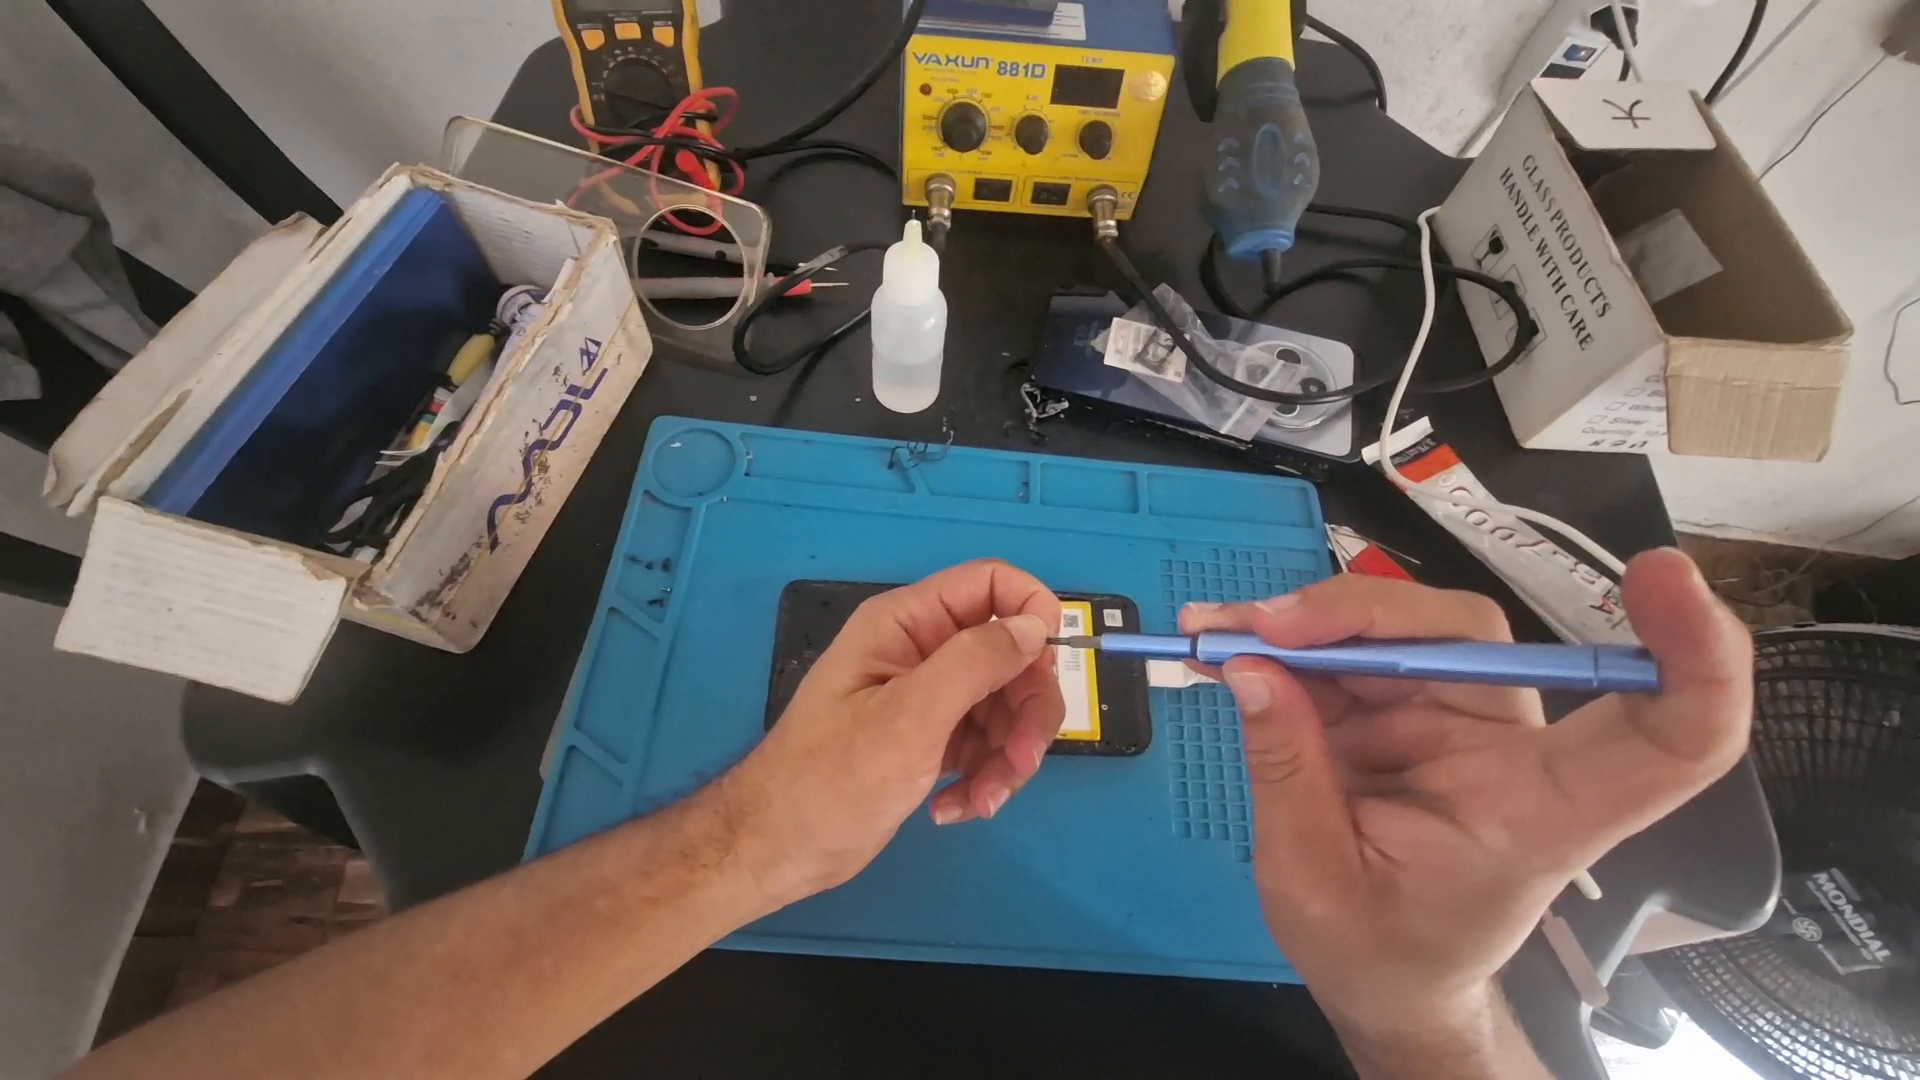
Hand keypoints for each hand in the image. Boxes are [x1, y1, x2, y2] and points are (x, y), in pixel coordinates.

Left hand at [719, 560, 1065, 910]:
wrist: (781, 849)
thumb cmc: (832, 778)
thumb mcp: (909, 718)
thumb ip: (974, 662)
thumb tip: (1035, 624)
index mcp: (909, 624)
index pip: (990, 584)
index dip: (1031, 612)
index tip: (1050, 665)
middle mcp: (925, 650)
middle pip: (1011, 654)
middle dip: (1026, 710)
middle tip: (1022, 763)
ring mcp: (932, 695)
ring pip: (1007, 705)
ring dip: (1008, 756)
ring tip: (981, 801)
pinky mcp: (936, 737)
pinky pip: (987, 742)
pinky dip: (985, 776)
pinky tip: (954, 808)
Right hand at [1183, 548, 1751, 1064]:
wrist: (1375, 977)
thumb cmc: (1374, 952)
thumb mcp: (1312, 877)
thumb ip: (1287, 770)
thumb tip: (1251, 667)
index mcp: (1536, 809)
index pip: (1660, 736)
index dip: (1686, 653)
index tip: (1660, 573)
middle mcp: (1501, 747)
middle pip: (1460, 636)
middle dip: (1353, 616)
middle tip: (1258, 626)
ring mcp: (1442, 720)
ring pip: (1385, 629)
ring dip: (1292, 624)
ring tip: (1209, 631)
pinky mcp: (1390, 710)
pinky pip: (1336, 654)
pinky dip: (1275, 645)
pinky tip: (1219, 642)